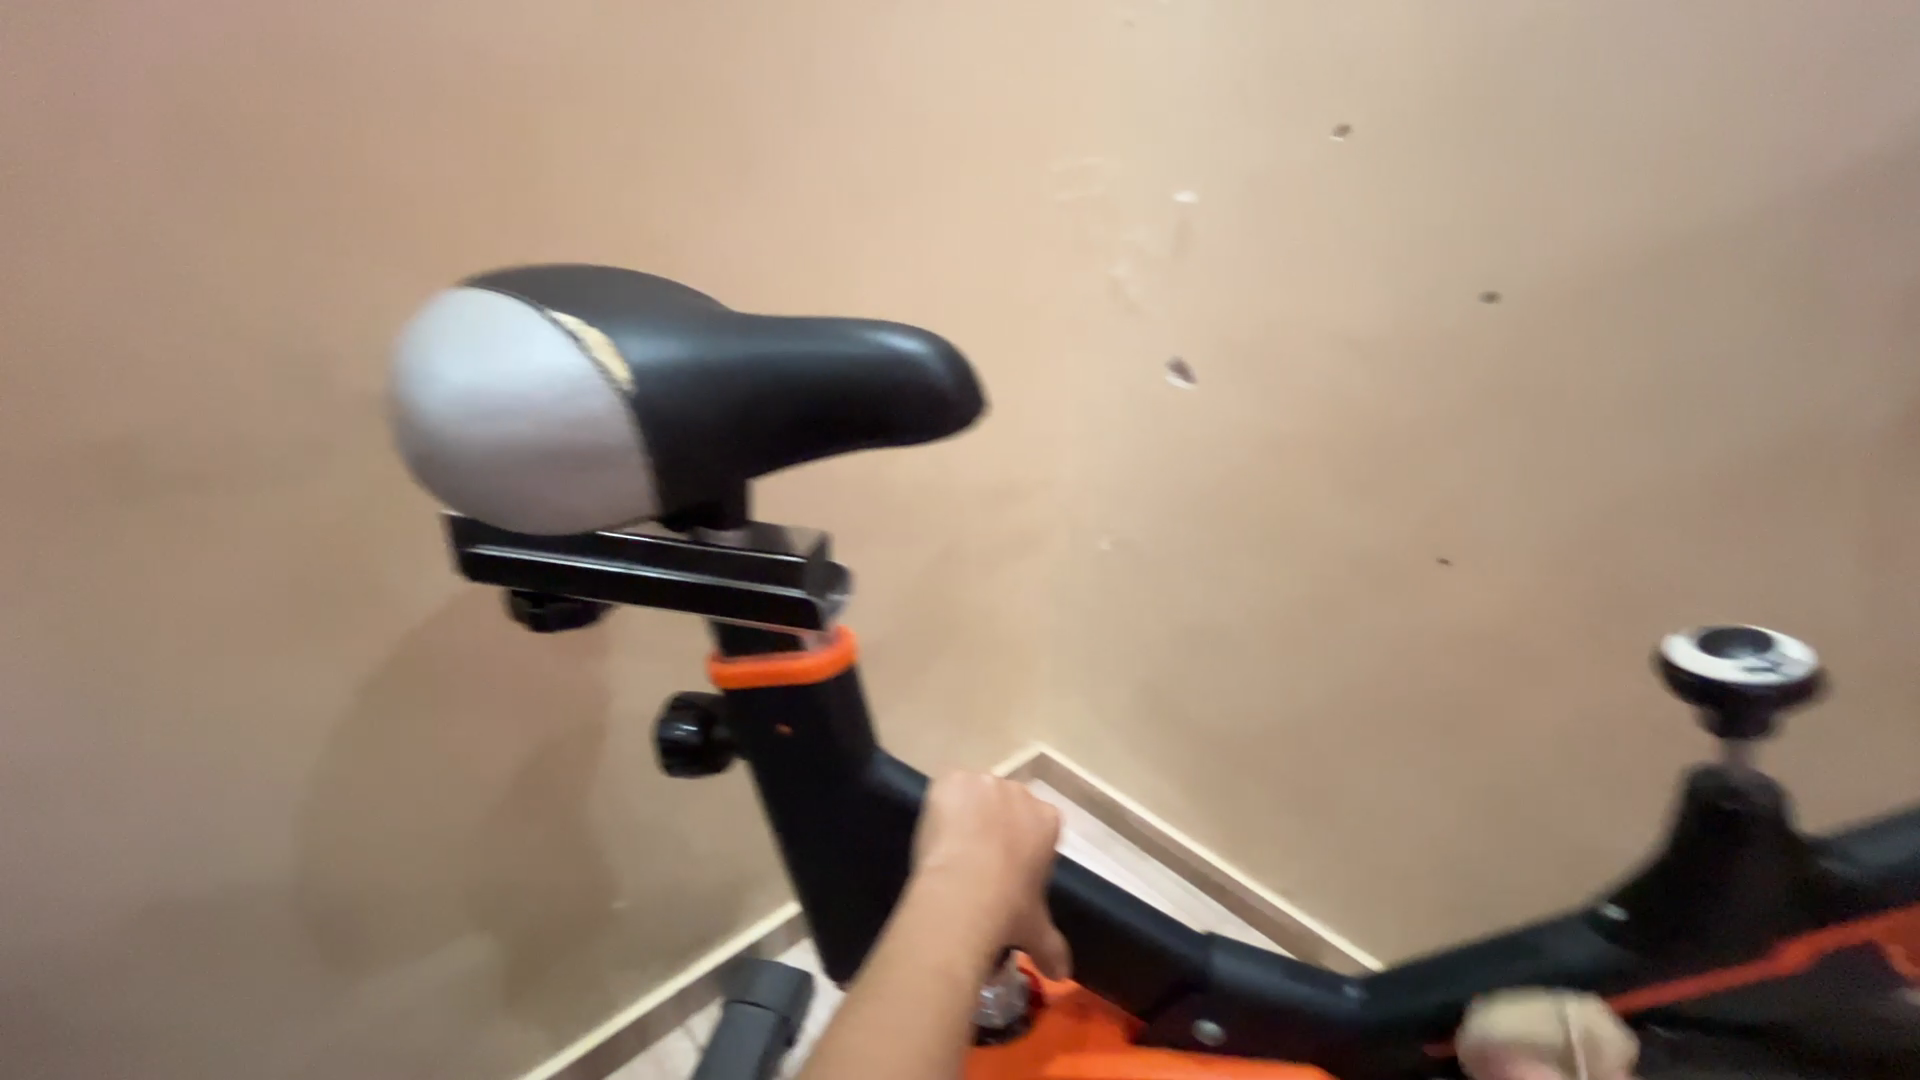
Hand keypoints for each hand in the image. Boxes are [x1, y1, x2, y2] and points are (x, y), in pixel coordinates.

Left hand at [909, 771, 1072, 979]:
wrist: (965, 891)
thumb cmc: (1008, 908)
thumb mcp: (1036, 929)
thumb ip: (1051, 946)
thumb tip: (1062, 974)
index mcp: (1048, 821)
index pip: (1037, 825)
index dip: (1021, 846)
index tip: (1007, 870)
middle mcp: (1021, 793)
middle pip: (1006, 805)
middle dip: (995, 826)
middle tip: (977, 862)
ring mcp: (985, 782)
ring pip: (975, 795)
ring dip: (967, 814)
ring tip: (952, 850)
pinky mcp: (953, 779)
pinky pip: (946, 788)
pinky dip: (940, 806)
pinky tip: (936, 835)